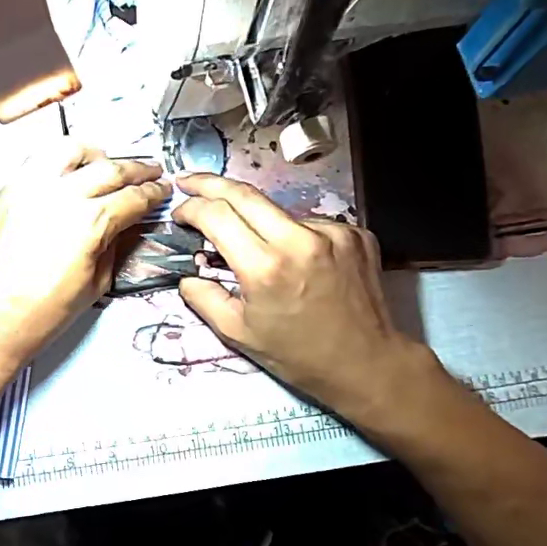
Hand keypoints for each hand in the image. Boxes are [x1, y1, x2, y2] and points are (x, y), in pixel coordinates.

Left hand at [0, 143, 168, 380]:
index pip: (133, 197)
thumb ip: (115, 245)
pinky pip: (39, 160)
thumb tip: (126, 226)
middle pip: (110, 168)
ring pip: (72, 149)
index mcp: (90, 222)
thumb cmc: (36, 315)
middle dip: (136, 169)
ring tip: (108, 162)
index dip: (154, 193)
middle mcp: (60, 196)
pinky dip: (61, 159)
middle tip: (149, 172)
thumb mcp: (95, 284)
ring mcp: (29, 188)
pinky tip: (69, 172)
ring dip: (98, 154)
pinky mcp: (6, 191)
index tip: (161, 190)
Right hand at [172, 173, 439, 416]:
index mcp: (265, 268)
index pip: (217, 215)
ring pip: (280, 210)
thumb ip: (204, 298)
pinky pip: (312, 223)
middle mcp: (299, 240)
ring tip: (260, 250)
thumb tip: (188, 275)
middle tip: (191, 182)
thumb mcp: (239, 334)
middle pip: (245, 193)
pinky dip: (296, 235)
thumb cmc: (299, 356)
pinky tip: (299, 261)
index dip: (191, 207)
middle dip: (211, 184)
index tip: (180, 211)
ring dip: (259, 219)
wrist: (366, 363)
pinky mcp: (355, 233)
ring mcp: (332, 232)